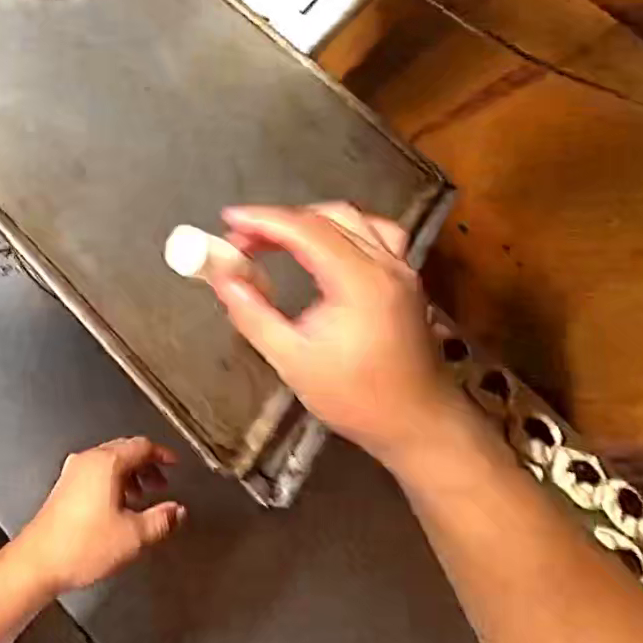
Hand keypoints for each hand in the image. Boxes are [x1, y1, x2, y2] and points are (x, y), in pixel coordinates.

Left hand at [11, 437, 185, 594]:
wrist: (39, 561)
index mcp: (106, 463)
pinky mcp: (64, 487)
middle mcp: (87, 461)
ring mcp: (73, 473)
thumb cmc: (81, 546)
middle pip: (124, 450)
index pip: (141, 445)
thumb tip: (176, 511)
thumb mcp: (134, 535)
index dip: (162, 454)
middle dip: (146, 464)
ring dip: (130, 474)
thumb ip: (161, 519)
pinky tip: (118, 506)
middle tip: (162, 481)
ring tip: (143, 497)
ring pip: (109, 462)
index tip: (173, 463)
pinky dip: (112, 481)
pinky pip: (95, 473)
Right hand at [210, 204, 474, 466]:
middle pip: (327, 217)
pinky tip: (323, 246)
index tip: (227, 220)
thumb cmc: (356, 397)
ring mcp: (401, 268)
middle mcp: (384, 264)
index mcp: (358, 281)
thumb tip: (222, 277)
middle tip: (242, 239)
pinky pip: (374, 232)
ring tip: (276, 238)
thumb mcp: (292, 360)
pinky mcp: (406, 279)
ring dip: (310, 220)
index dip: (262, 219)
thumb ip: (253, 313)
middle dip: (279, 221)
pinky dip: (340, 229)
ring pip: (353, 219)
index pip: (305, 230)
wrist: (420, 425)